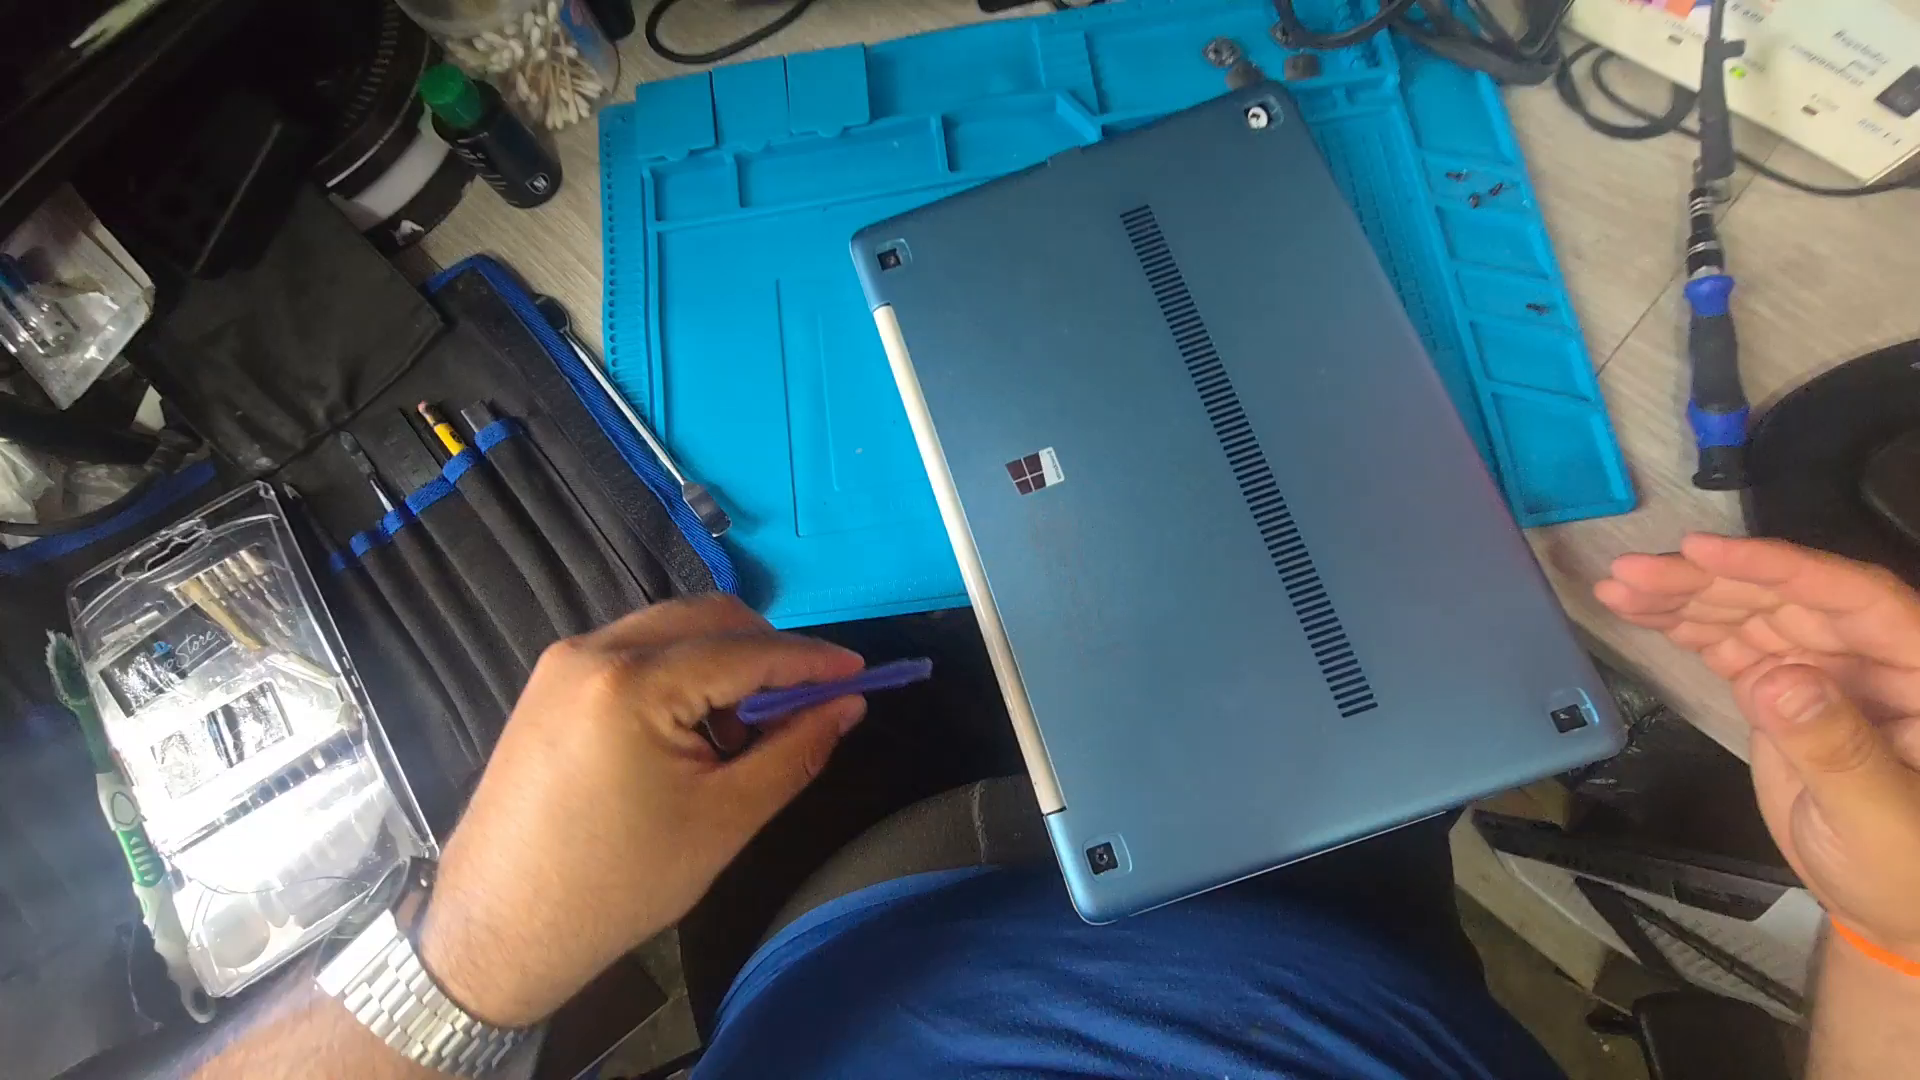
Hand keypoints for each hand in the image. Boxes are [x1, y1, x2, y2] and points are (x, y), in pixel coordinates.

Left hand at [416, 596, 867, 1025]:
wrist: (492, 935)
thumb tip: (848, 703)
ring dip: (726, 659)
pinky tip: (692, 725)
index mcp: (633, 682)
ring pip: (676, 626)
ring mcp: (566, 659)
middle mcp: (595, 649)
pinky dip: (684, 669)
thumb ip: (796, 749)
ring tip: (742, 728)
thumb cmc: (617, 885)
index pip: (747, 651)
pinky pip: (641, 646)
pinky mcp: (553, 679)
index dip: (812, 660)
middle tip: (804, 701)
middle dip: (769, 652)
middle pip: (711, 618)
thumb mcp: (725, 819)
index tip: (859, 671)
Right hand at [1596, 534, 1919, 962]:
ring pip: (1747, 614)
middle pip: (1785, 600)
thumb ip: (1839, 748)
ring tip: (1616, 587)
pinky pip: (1726, 643)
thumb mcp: (1885, 821)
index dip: (1778, 567)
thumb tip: (1780, 677)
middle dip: (1704, 581)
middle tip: (1628, 573)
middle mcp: (1878, 661)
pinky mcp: (1779, 689)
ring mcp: (1826, 673)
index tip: (1700, 550)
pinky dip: (1679, 625)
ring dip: (1680, 597)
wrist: (1895, 911)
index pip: (1857, 601)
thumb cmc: (1913, 876)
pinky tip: (1634, 611)